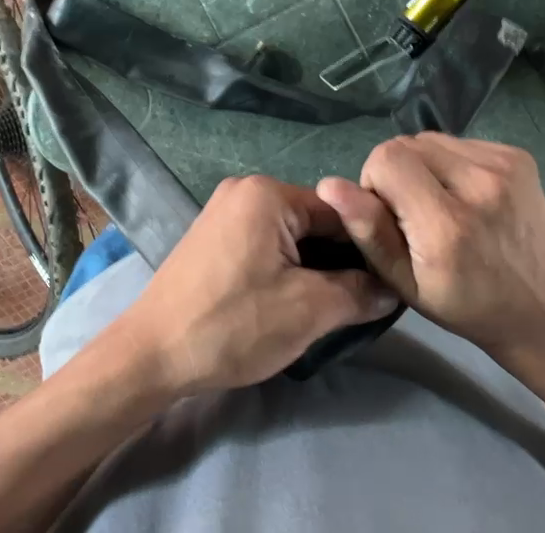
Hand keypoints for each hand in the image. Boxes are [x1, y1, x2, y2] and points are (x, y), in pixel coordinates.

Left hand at [108, 175, 398, 395]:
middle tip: (358, 302)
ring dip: (312, 268)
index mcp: (269, 192)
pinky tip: (290, 301)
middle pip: (315, 221)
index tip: (386, 284)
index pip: (341, 211)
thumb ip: (360, 292)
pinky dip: (284, 269)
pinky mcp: (212, 237)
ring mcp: (224, 212)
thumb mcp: (309, 310)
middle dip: (338, 260)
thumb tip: (393, 288)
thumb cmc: (233, 324)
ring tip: (327, 307)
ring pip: (291, 236)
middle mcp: (245, 190)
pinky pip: (265, 243)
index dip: (368, 248)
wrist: (151, 355)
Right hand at [316, 133, 544, 366]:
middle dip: (398, 173)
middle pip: (406, 144)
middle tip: (415, 214)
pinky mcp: (519, 156)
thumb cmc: (463, 303)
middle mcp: (479, 185)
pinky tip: (465, 195)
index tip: (391, 217)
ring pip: (431, 139)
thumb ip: (368, 231)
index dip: (376, 184)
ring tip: (441, 203)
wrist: (539, 306)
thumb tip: (330, 186)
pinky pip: (460, 141)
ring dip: (424, 165)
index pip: (385, 159)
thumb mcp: (404, 283)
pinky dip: (452, 163)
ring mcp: (504, 166)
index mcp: (447, 223)